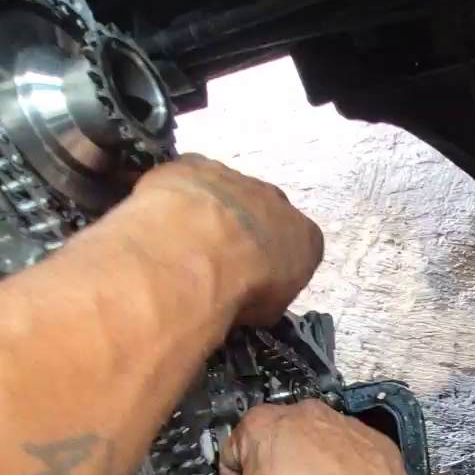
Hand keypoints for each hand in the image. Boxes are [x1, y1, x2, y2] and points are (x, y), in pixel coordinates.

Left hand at [103, 154, 323, 325]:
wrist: (196, 255)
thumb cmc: (242, 289)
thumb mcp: (268, 310)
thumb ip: (270, 295)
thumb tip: (255, 298)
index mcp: (307, 237)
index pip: (300, 248)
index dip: (278, 264)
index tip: (259, 279)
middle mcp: (278, 201)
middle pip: (266, 214)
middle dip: (248, 232)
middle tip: (222, 260)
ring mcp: (238, 177)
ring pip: (228, 194)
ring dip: (213, 213)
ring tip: (189, 242)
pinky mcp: (196, 163)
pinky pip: (191, 179)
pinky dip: (181, 195)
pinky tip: (167, 218)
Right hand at [212, 401, 430, 474]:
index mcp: (263, 426)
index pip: (233, 453)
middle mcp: (306, 414)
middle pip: (276, 443)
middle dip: (273, 474)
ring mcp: (345, 424)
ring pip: (316, 445)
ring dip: (311, 471)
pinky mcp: (376, 440)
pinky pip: (352, 453)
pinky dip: (346, 472)